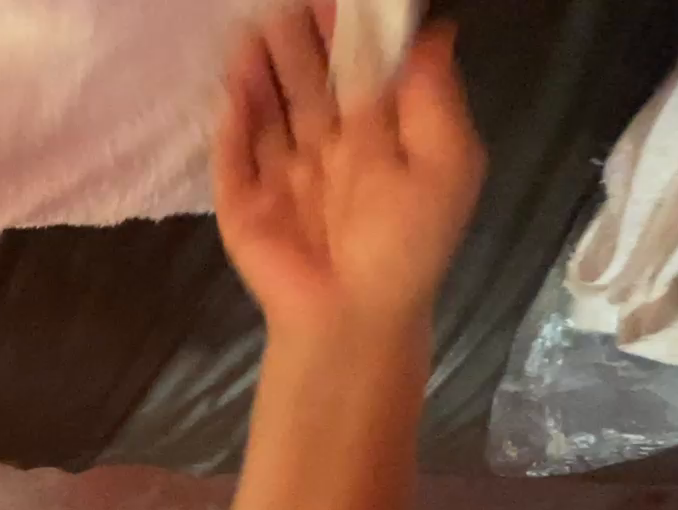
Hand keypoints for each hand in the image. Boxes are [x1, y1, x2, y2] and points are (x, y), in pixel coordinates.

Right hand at [213, 7, 485, 345]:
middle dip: (298, 45)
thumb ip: (432, 99)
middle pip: (307, 87)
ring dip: (259, 75)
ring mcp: (278, 178)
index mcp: (376, 137)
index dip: (350, 33)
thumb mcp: (446, 161)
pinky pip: (233, 159)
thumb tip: (430, 31)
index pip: (358, 73)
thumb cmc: (406, 242)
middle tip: (285, 4)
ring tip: (252, 32)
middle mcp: (324, 151)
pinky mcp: (240, 206)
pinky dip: (231, 126)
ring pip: (267, 116)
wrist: (348, 311)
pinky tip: (232, 89)